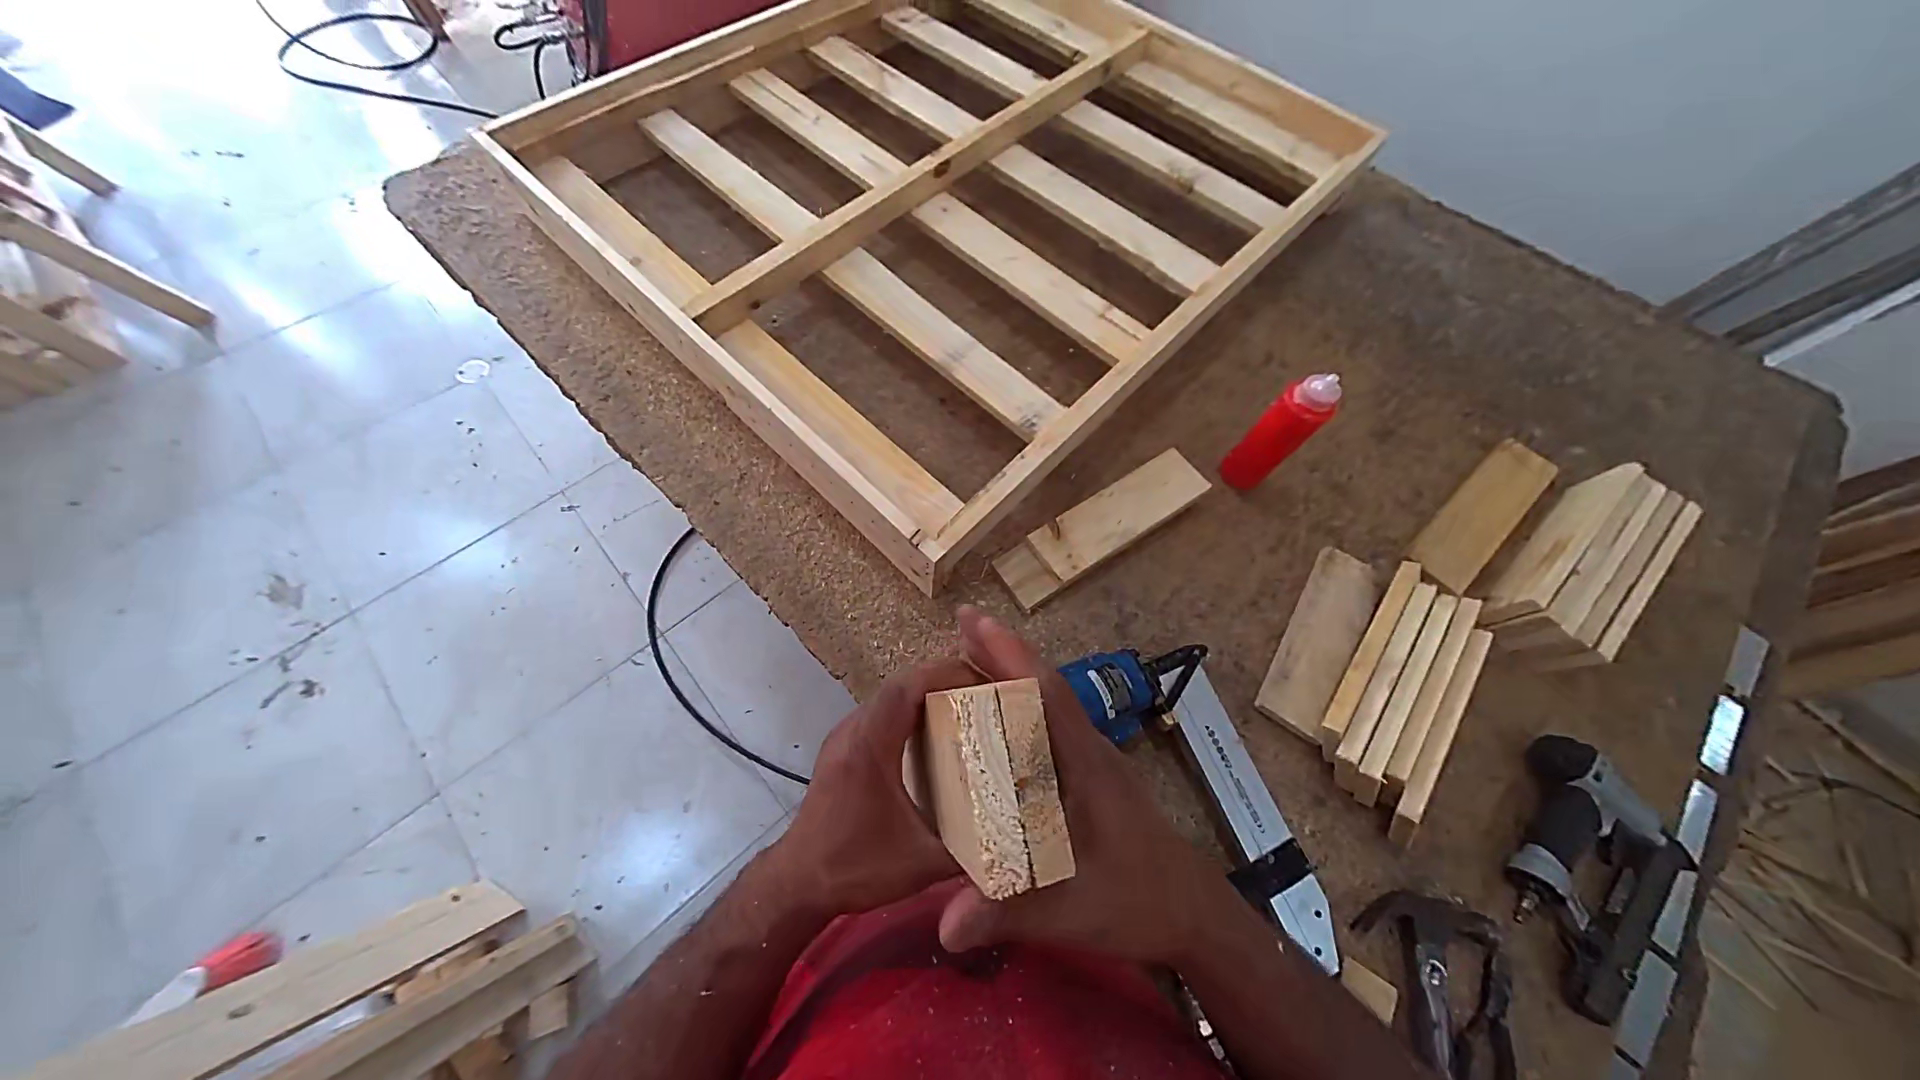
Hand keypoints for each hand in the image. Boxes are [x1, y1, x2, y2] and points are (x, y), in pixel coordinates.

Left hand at [764, 657, 978, 917]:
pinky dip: (912, 710)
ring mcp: (845, 735)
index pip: (907, 687)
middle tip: (988, 692)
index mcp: (869, 745)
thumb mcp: (922, 864)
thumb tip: (1016, 832)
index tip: (986, 681)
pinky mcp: (844, 746)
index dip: (947, 673)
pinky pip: (883, 712)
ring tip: (970, 707)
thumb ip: (971, 849)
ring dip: (928, 694)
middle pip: (902, 684)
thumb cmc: (855, 867)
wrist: (798, 881)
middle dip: (946, 679)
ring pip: (891, 696)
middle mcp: (854, 729)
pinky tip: (937, 733)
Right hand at [937, 607, 1241, 966]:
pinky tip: (996, 719)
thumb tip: (943, 927)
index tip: (973, 619)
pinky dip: (1019, 709)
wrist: (1193, 912)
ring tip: (967, 661)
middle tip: (960, 626)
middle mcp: (1088, 750)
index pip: (1045, 692)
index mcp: (1084, 763)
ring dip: (1011, 676)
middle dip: (1002, 653)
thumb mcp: (1070, 911)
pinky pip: (1048, 727)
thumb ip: (1007, 915)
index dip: (1008, 653)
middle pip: (1043, 686)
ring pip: (1048, 704)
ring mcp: (1092, 761)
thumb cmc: (1137, 900)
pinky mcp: (1090, 777)